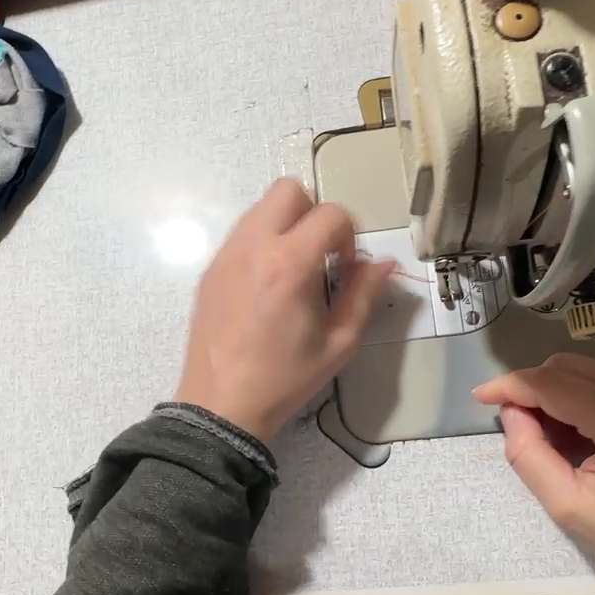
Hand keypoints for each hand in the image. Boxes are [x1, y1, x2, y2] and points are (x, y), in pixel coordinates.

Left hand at [174, 179, 395, 441]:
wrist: (222, 405)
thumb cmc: (285, 379)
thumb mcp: (338, 342)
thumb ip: (364, 295)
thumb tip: (384, 263)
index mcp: (289, 263)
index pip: (331, 213)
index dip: (349, 236)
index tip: (345, 269)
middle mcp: (253, 246)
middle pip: (289, 189)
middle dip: (314, 213)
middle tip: (321, 255)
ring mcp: (226, 255)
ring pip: (261, 207)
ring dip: (286, 224)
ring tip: (296, 270)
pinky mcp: (210, 269)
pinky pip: (241, 233)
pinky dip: (262, 242)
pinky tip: (269, 284)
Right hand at [474, 354, 594, 594]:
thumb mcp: (569, 506)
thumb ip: (529, 455)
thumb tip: (511, 414)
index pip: (549, 382)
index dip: (508, 385)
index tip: (480, 397)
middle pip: (567, 366)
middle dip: (533, 389)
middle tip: (521, 429)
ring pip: (589, 370)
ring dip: (559, 392)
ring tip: (556, 437)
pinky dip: (587, 396)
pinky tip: (587, 433)